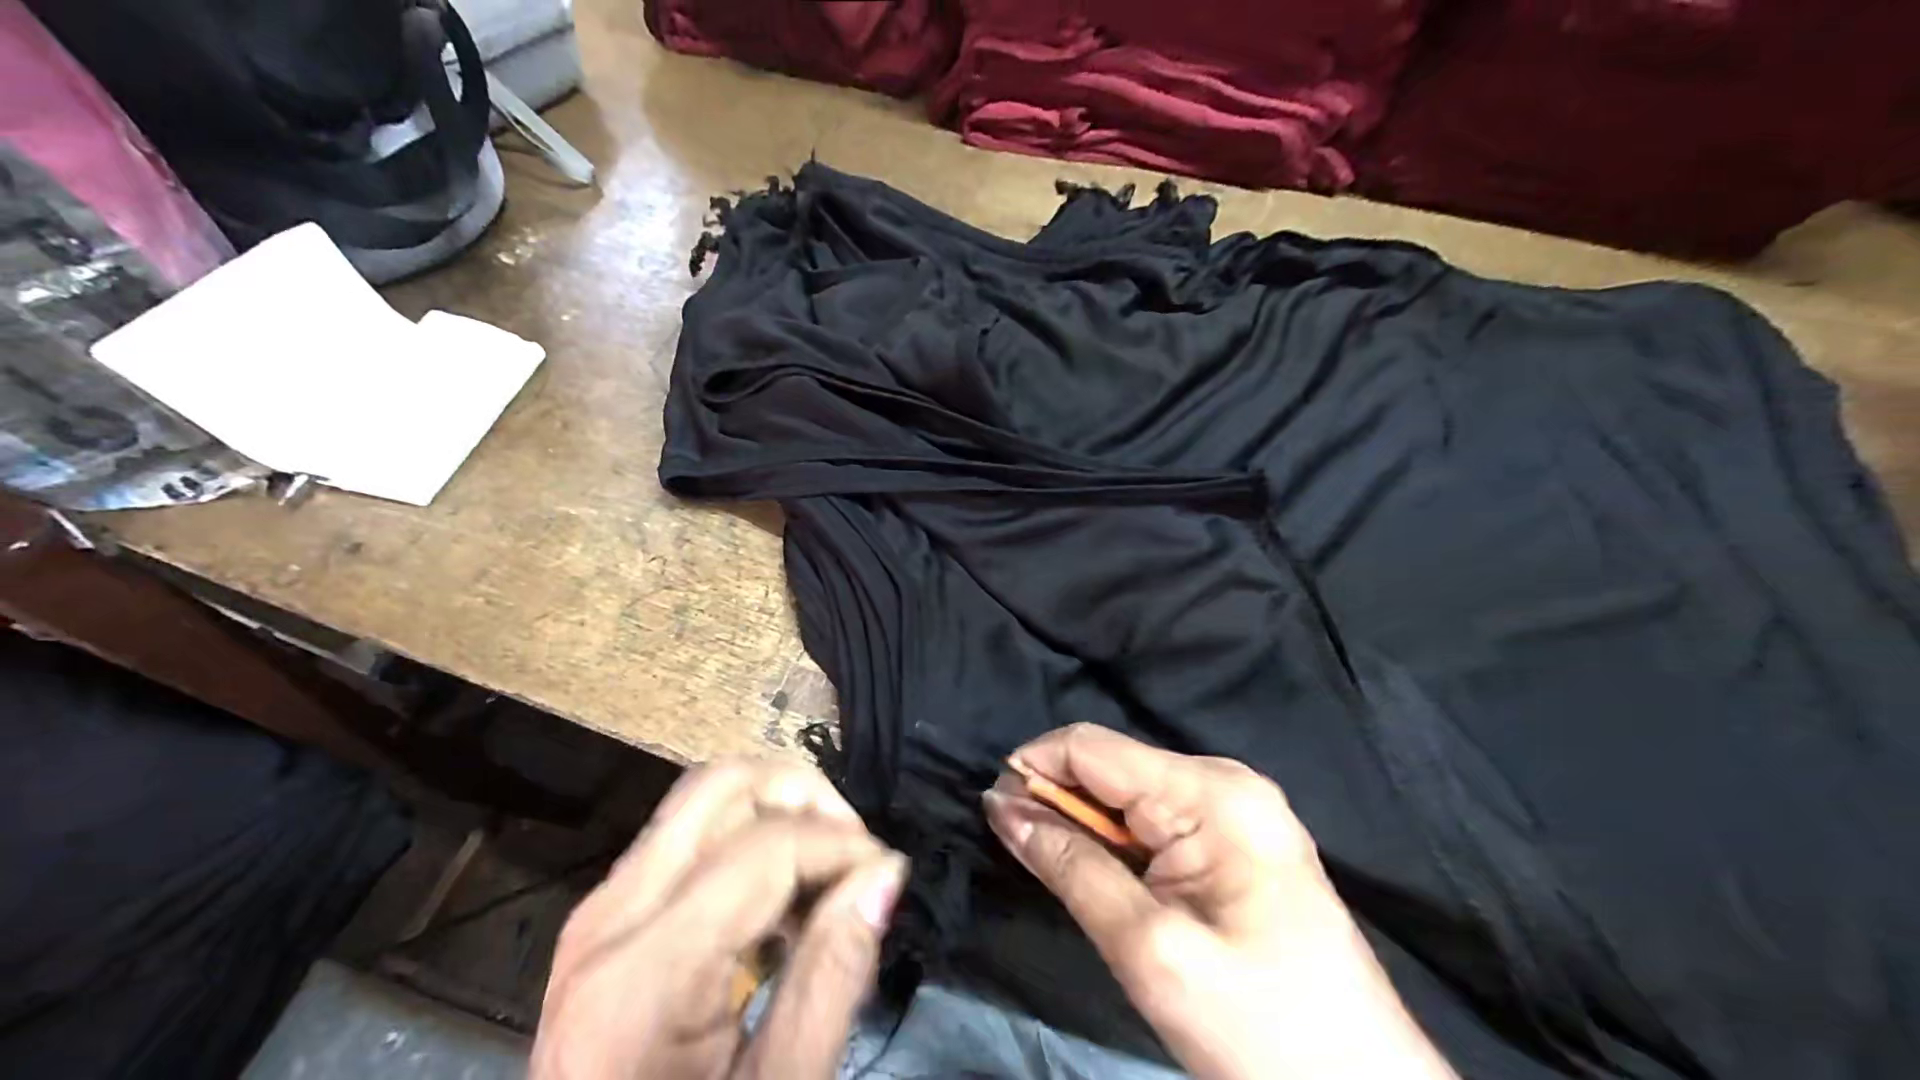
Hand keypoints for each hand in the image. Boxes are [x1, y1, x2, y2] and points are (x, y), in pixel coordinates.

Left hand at [532, 759, 907, 1079]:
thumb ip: (832, 976)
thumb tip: (884, 873)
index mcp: (641, 979)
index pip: (765, 848)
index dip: (842, 844)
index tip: (887, 875)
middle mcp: (609, 917)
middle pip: (723, 786)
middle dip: (806, 797)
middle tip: (855, 855)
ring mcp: (601, 908)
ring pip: (705, 796)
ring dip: (779, 811)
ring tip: (825, 874)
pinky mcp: (607, 912)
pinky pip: (688, 831)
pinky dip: (750, 834)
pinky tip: (783, 895)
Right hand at [982, 724, 1457, 1079]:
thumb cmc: (1260, 1029)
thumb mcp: (1149, 949)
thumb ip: (1070, 866)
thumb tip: (1001, 806)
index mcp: (1211, 792)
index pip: (1091, 747)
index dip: (1033, 767)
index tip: (993, 813)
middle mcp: (1225, 780)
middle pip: (1110, 765)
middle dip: (1058, 799)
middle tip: (1024, 853)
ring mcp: (1237, 807)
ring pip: (1127, 792)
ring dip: (1085, 824)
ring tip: (1063, 871)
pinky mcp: (1238, 837)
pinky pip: (1156, 817)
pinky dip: (1118, 841)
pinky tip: (1110, 878)